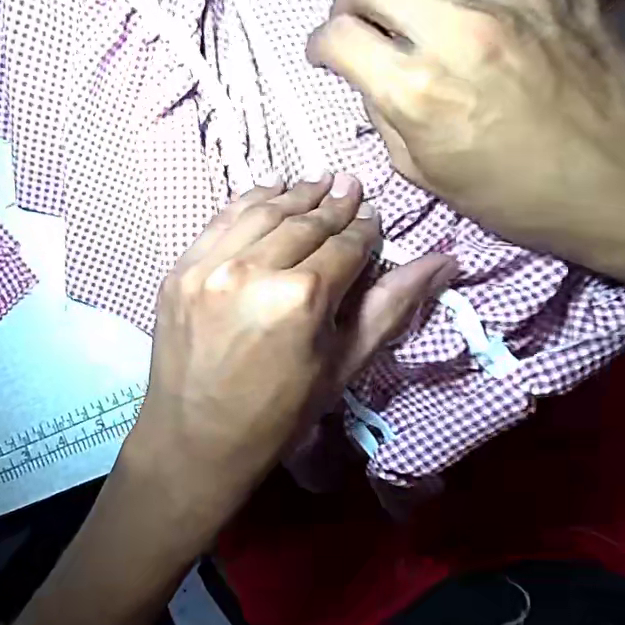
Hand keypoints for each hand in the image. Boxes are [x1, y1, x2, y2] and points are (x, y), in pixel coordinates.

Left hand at [117, 175, 454, 552]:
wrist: (197, 441)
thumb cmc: (282, 412)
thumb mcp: (345, 363)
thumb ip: (392, 304)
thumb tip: (445, 261)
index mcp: (302, 298)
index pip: (345, 245)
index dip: (365, 229)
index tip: (374, 217)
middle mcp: (254, 270)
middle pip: (306, 223)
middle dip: (334, 204)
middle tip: (351, 185)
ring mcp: (210, 266)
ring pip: (263, 212)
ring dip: (294, 194)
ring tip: (317, 182)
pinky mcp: (180, 269)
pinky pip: (221, 220)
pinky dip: (249, 200)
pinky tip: (269, 191)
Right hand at [307, 0, 624, 282]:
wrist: (616, 190)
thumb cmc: (517, 198)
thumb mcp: (428, 178)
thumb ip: (388, 121)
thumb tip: (374, 77)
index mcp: (417, 92)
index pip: (339, 37)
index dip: (322, 45)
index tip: (331, 53)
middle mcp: (459, 32)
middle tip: (372, 20)